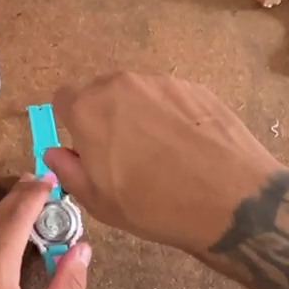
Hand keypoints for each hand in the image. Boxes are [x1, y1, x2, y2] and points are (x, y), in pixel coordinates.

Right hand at [44, 72, 282, 259]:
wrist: (232, 199)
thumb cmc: (155, 206)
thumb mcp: (100, 202)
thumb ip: (69, 171)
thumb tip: (55, 151)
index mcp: (88, 110)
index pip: (63, 98)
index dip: (70, 122)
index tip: (84, 146)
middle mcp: (120, 85)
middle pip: (100, 93)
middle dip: (103, 116)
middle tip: (122, 154)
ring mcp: (161, 83)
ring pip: (136, 94)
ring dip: (138, 115)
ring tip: (161, 153)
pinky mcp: (195, 87)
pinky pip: (169, 98)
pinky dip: (170, 116)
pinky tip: (187, 147)